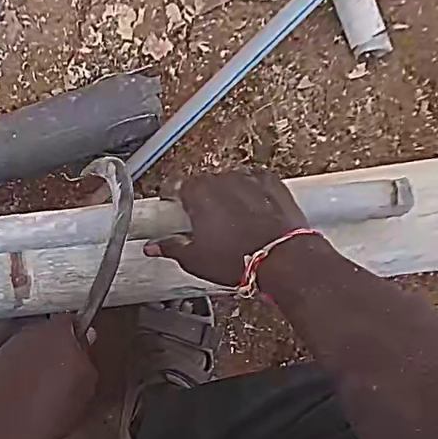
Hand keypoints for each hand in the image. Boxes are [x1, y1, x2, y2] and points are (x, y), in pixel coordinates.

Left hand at [0, 315, 97, 438]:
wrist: (13, 429)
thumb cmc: (54, 409)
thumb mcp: (87, 385)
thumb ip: (87, 357)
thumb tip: (84, 340)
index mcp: (58, 334)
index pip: (70, 321)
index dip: (76, 335)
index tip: (80, 348)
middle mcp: (32, 334)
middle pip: (48, 333)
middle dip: (56, 347)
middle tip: (64, 371)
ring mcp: (10, 348)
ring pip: (30, 346)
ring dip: (37, 358)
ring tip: (43, 386)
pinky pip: (13, 361)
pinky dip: (19, 371)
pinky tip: (26, 392)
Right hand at [145, 168, 309, 287]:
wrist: (283, 258)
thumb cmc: (239, 259)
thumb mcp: (195, 260)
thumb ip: (171, 247)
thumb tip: (154, 246)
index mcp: (198, 194)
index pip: (175, 186)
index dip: (172, 198)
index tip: (172, 209)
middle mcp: (222, 180)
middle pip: (203, 184)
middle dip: (200, 200)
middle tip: (202, 224)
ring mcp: (249, 179)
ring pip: (229, 183)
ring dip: (226, 197)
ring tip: (230, 222)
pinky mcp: (271, 183)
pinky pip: (254, 184)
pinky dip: (250, 195)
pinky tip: (252, 214)